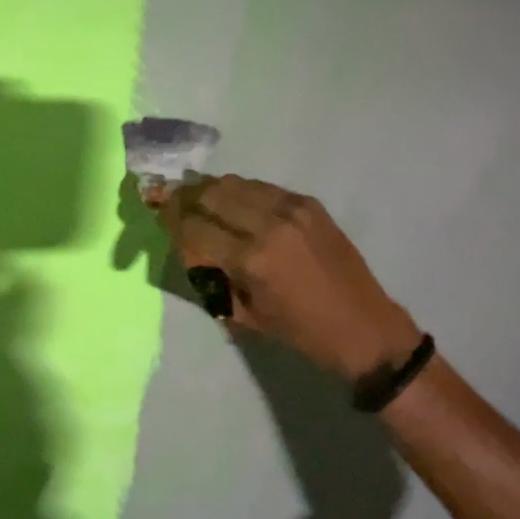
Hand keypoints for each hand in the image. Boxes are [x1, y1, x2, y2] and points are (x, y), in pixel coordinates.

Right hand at [154, 174, 422, 379]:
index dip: (169, 216)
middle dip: (183, 194)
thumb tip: (188, 245)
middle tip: (165, 195)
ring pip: (236, 184)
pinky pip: (263, 188)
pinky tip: (232, 200)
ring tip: (194, 194)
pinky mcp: (309, 204)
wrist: (366, 329)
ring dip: (209, 188)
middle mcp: (270, 224)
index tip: (153, 209)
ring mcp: (293, 209)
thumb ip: (214, 276)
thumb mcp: (247, 315)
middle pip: (211, 194)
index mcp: (252, 259)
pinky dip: (241, 191)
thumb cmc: (303, 334)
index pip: (195, 226)